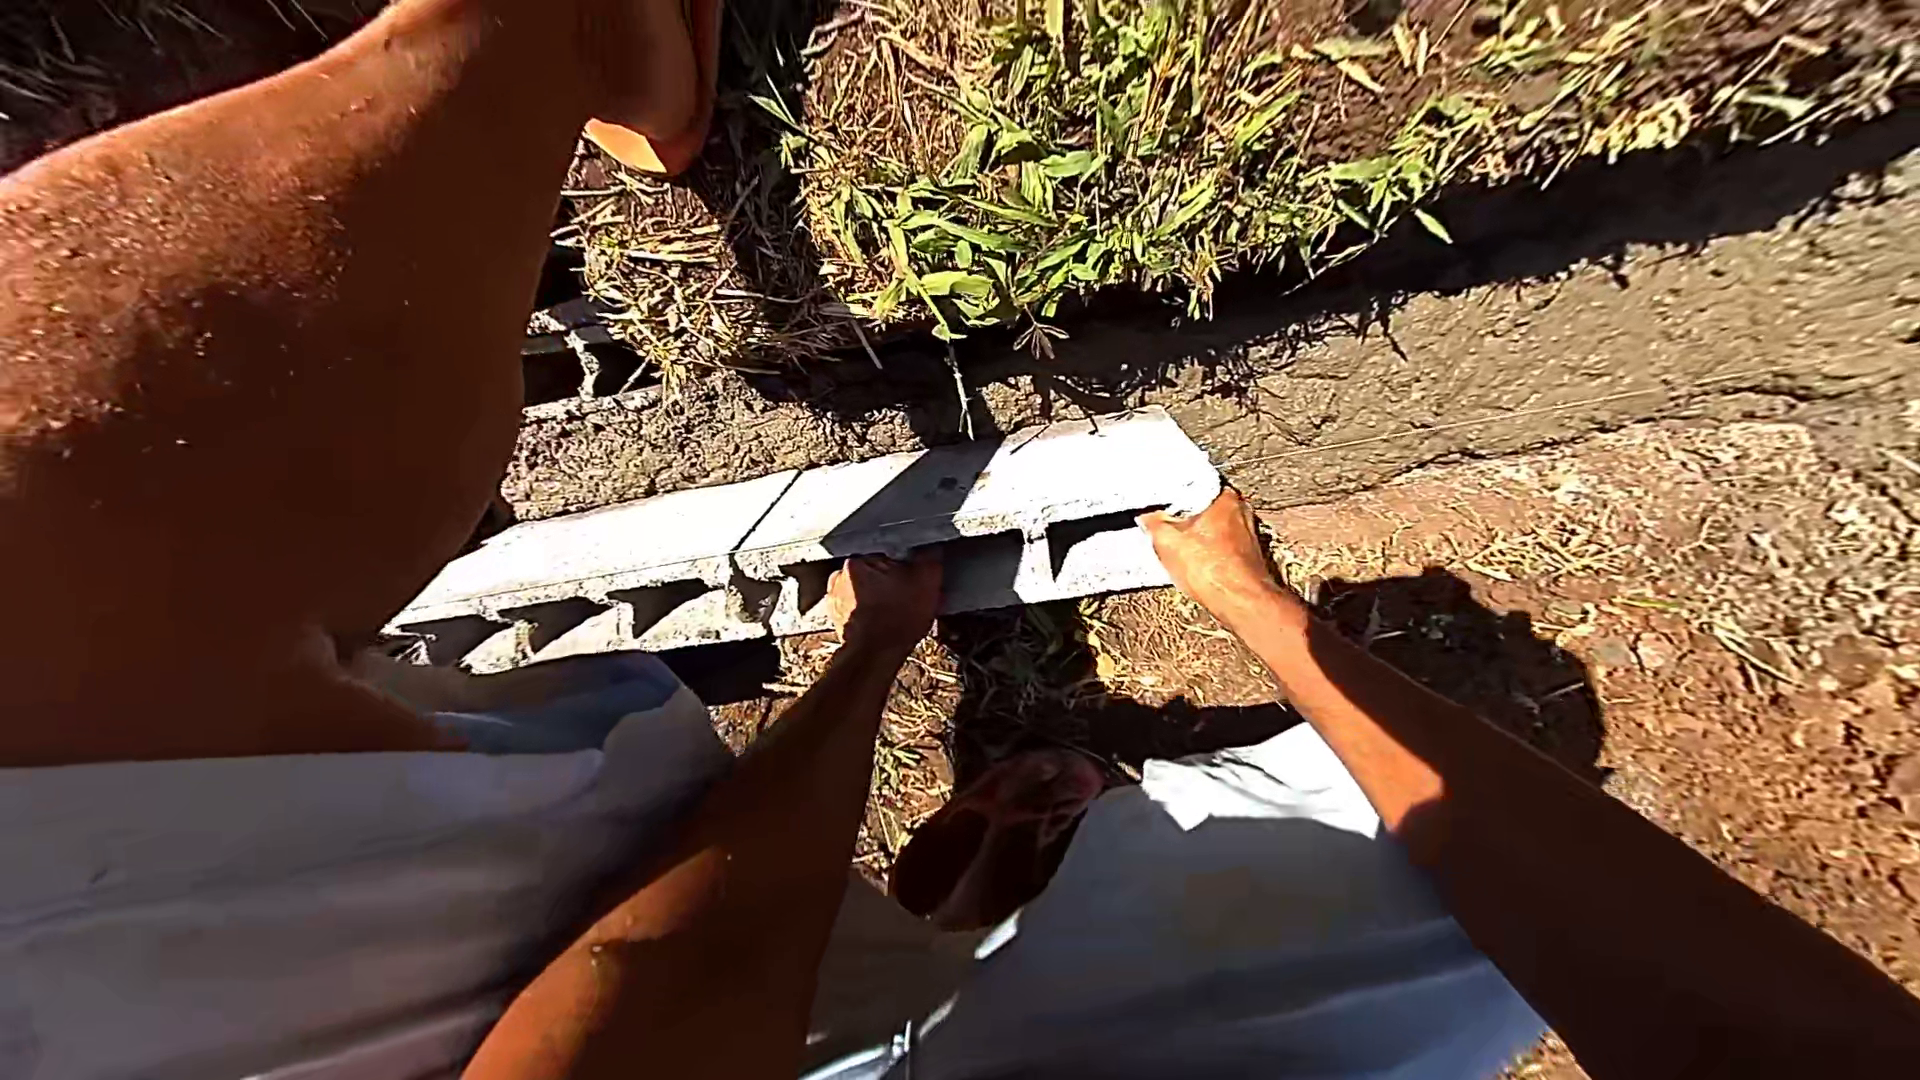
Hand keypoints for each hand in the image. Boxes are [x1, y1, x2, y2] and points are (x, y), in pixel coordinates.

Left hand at [826, 550, 943, 655]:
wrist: (876, 656)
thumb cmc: (896, 621)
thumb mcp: (927, 582)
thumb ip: (930, 559)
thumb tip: (931, 551)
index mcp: (857, 562)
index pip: (887, 555)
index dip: (905, 569)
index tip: (914, 581)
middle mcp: (840, 579)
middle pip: (875, 574)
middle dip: (892, 585)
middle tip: (909, 599)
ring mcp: (837, 602)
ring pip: (867, 594)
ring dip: (882, 601)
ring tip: (900, 614)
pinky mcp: (839, 622)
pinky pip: (861, 613)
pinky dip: (873, 617)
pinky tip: (889, 624)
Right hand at [1137, 487, 1306, 630]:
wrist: (1240, 602)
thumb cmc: (1213, 570)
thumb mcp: (1165, 541)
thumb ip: (1152, 523)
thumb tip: (1147, 518)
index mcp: (1223, 497)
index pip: (1191, 488)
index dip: (1170, 500)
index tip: (1158, 509)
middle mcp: (1240, 512)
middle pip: (1201, 510)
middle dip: (1182, 521)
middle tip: (1165, 533)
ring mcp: (1247, 535)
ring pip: (1211, 530)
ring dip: (1195, 539)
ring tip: (1180, 553)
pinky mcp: (1247, 556)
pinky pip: (1219, 548)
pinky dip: (1207, 554)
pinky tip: (1196, 567)